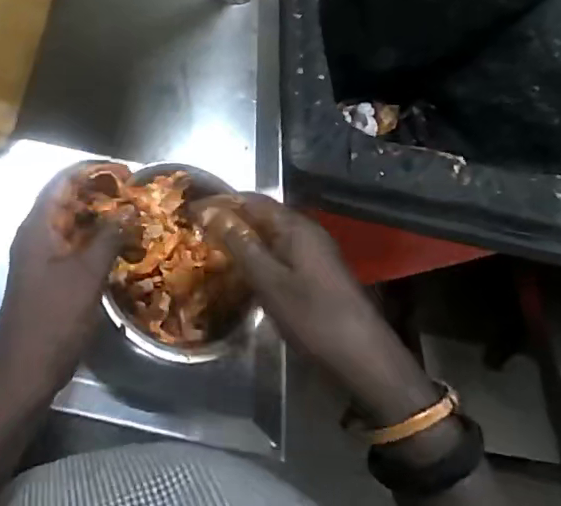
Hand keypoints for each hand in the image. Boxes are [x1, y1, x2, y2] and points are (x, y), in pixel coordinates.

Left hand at [0, 163, 126, 396]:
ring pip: (69, 224)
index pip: (63, 181)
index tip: (124, 172)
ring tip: (131, 218)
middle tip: (133, 195)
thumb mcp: (86, 276)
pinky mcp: (45, 278)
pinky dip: (91, 241)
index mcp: (37, 225)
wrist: (20, 373)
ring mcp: (38, 257)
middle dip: (98, 193)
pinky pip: (70, 246)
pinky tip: (115, 249)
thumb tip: (128, 210)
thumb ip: (107, 238)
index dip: (92, 170)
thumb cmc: (52, 319)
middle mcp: (34, 235)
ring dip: (97, 218)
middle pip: (65, 199)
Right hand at [199, 194, 439, 421]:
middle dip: (232, 220)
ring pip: (272, 235)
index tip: (194, 211)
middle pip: (263, 215)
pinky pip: (282, 251)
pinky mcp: (319, 273)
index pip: (252, 200)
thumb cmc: (314, 318)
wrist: (366, 360)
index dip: (222, 202)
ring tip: (216, 250)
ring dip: (245, 238)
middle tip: (201, 231)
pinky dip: (261, 254)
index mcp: (296, 226)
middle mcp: (308, 231)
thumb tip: (214, 213)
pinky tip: (246, 271)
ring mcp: (316, 252)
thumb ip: (241, 245)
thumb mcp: (269, 282)